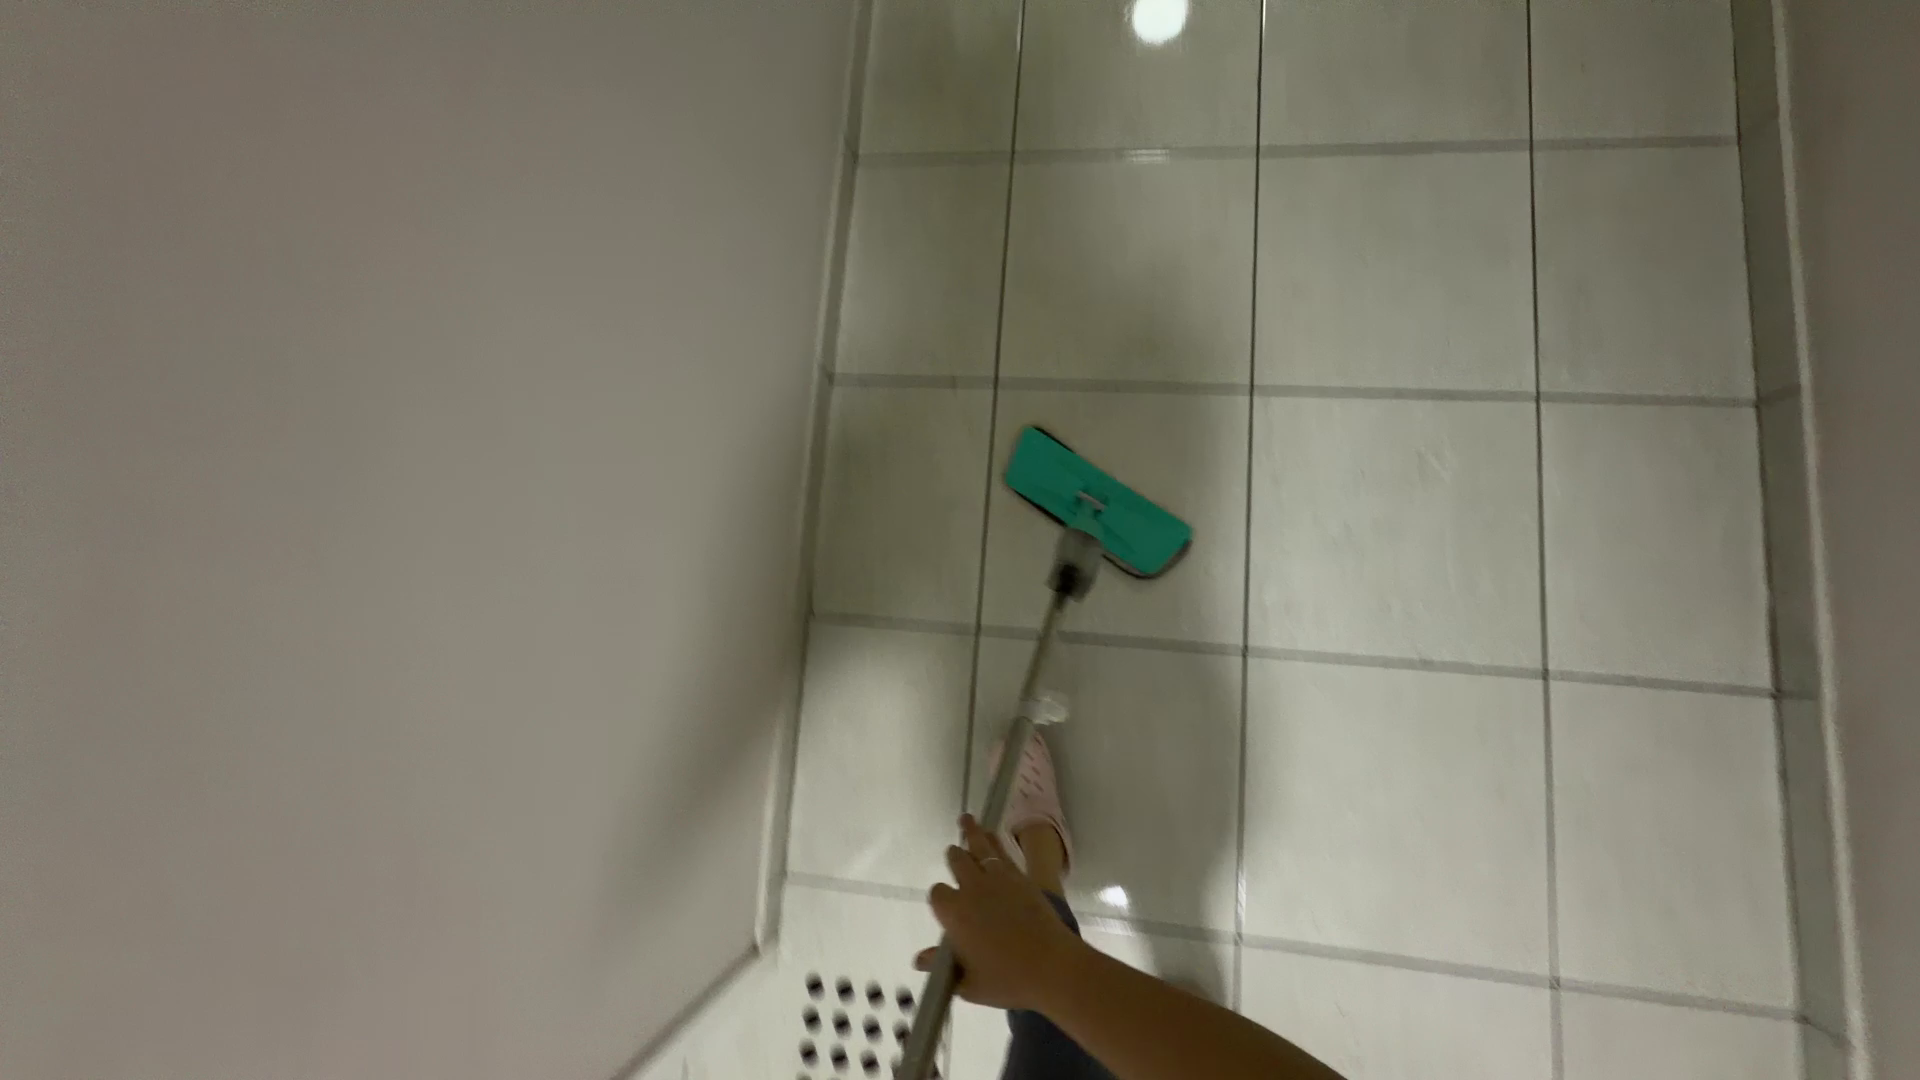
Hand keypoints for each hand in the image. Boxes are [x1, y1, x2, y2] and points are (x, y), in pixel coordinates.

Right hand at [913, 815, 1088, 1011]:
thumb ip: (941, 966)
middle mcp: (971, 888)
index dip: (941, 898)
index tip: (946, 905)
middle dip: (954, 857)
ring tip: (966, 818)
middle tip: (954, 854)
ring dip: (970, 831)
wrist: (1050, 965)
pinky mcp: (1019, 875)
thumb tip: (918, 959)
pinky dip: (994, 839)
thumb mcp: (968, 983)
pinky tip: (991, 834)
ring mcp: (996, 878)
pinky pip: (1001, 850)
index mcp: (954, 912)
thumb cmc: (1006, 979)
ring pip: (979, 846)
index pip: (938, 894)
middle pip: (956, 861)